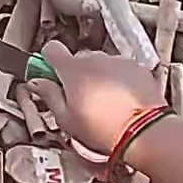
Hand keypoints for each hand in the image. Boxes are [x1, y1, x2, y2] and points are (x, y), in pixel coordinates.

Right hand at [27, 41, 165, 156]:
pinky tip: (121, 102)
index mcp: (72, 70)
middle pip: (77, 59)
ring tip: (104, 105)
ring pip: (100, 65)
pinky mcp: (136, 67)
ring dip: (98, 78)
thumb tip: (37, 83)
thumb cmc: (104, 129)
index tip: (51, 77)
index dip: (49, 62)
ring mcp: (117, 61)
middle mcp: (94, 59)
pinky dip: (118, 80)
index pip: (51, 50)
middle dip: (76, 75)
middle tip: (79, 101)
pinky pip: (121, 70)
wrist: (145, 132)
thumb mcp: (66, 119)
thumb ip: (49, 96)